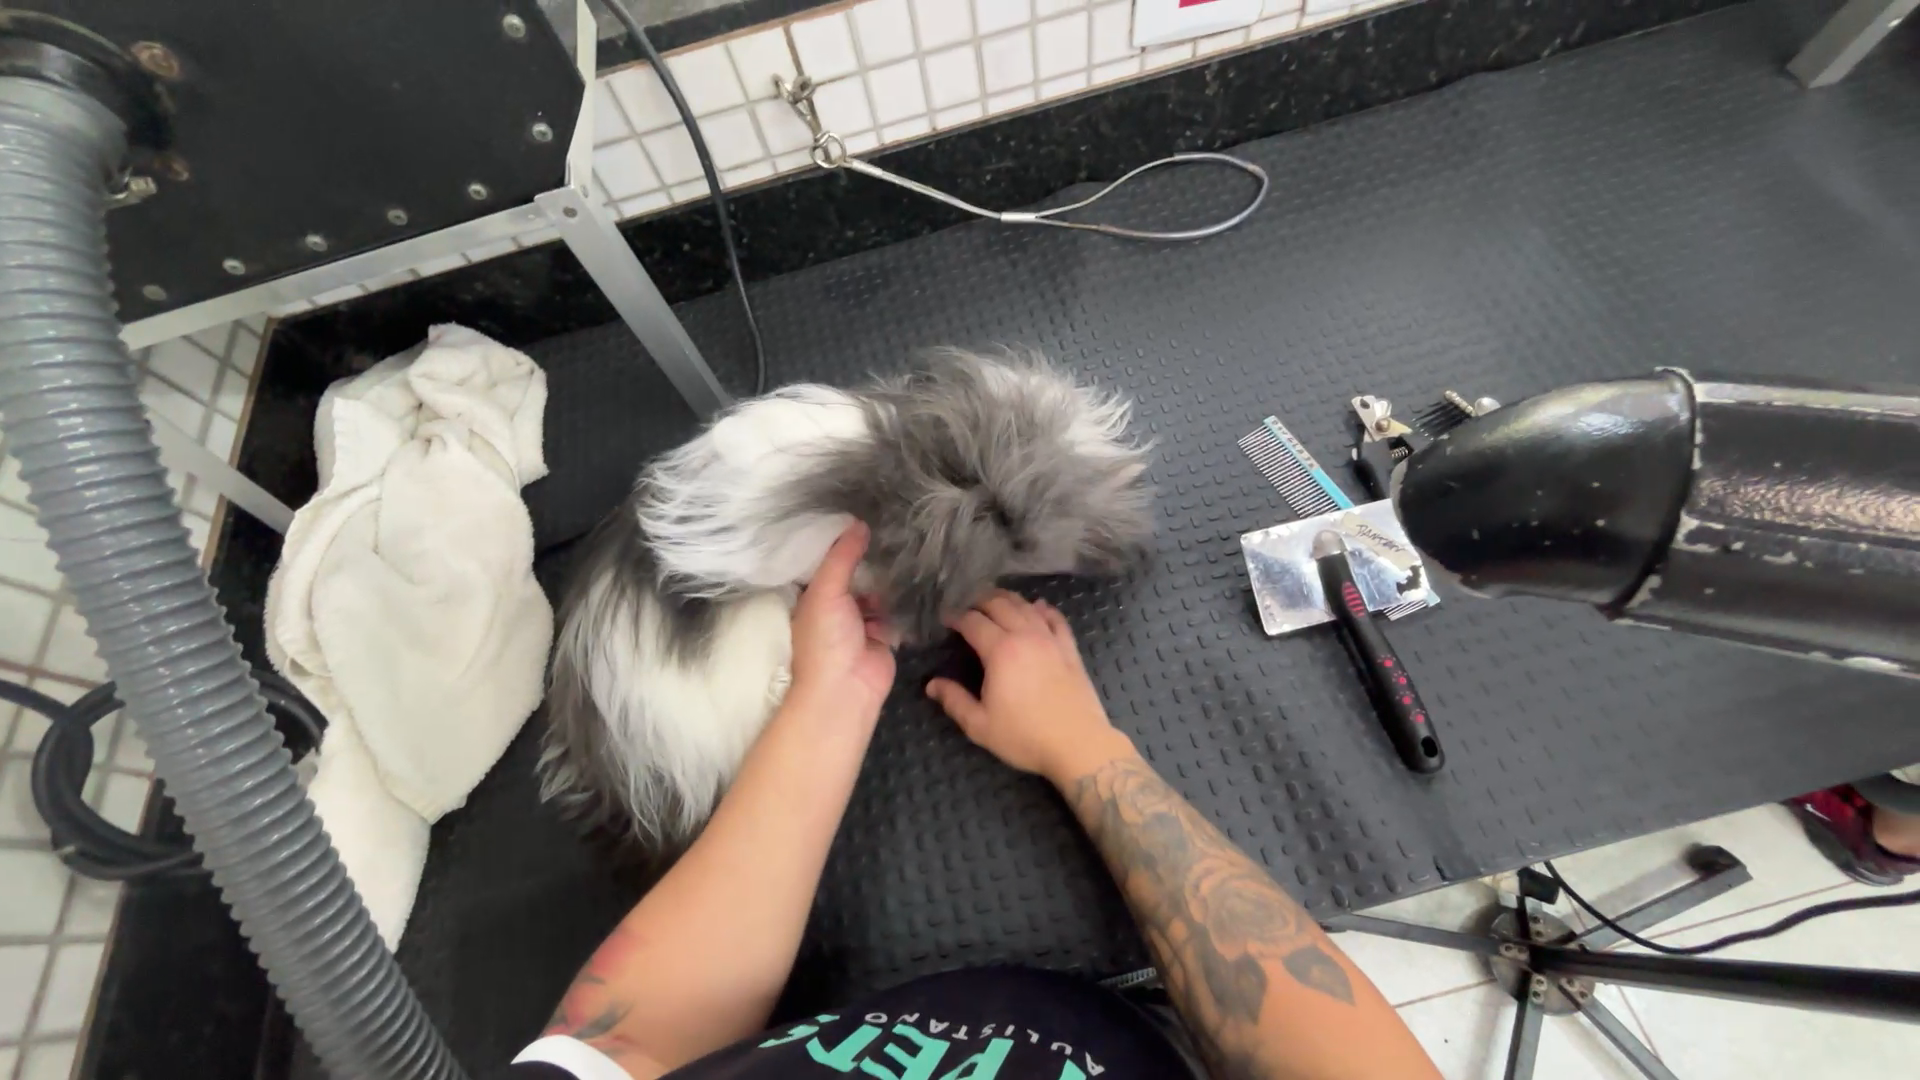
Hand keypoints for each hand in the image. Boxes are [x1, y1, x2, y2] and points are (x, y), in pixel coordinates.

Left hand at [786, 522, 897, 726]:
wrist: (846, 689)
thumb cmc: (826, 638)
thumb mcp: (828, 590)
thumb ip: (843, 557)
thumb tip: (859, 522)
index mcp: (815, 595)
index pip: (829, 561)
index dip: (844, 541)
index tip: (866, 513)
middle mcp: (837, 605)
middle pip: (857, 575)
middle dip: (873, 559)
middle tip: (899, 528)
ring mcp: (862, 621)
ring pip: (879, 592)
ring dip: (892, 580)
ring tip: (914, 549)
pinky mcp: (885, 635)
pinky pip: (897, 611)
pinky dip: (905, 601)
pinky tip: (921, 578)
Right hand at [926, 590, 1133, 784]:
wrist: (1078, 744)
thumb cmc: (1025, 736)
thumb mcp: (980, 726)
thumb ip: (954, 701)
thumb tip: (932, 684)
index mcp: (1000, 651)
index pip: (973, 622)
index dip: (956, 616)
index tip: (945, 618)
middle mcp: (1025, 636)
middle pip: (999, 604)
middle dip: (979, 600)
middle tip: (967, 605)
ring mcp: (1050, 639)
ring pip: (1027, 606)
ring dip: (1008, 599)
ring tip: (995, 599)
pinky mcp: (1069, 648)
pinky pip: (1056, 619)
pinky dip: (1043, 608)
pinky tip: (1038, 606)